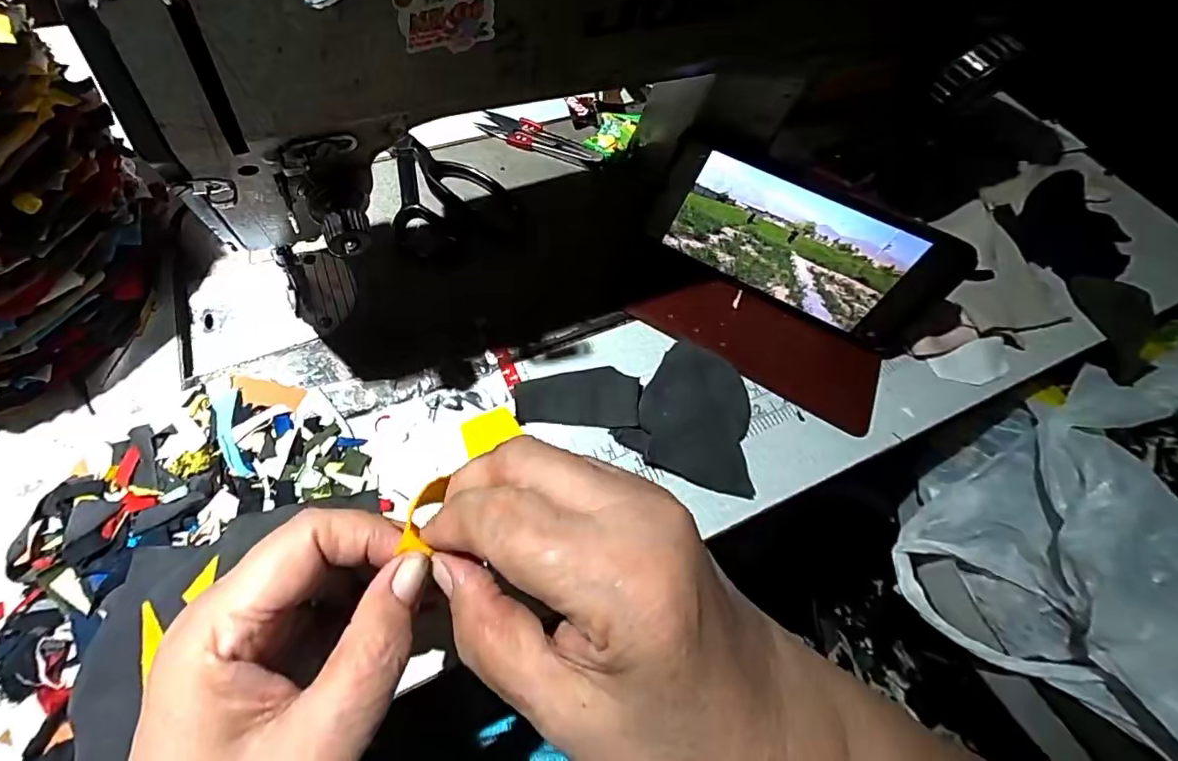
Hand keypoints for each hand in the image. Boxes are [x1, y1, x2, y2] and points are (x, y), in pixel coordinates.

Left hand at [129, 509, 429, 760]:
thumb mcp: (317, 739)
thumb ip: (372, 649)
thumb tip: (417, 568)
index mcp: (216, 624)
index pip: (308, 534)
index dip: (372, 534)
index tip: (423, 557)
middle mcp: (226, 614)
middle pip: (319, 548)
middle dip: (382, 556)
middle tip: (436, 575)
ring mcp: (248, 633)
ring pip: (329, 574)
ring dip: (381, 579)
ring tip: (429, 597)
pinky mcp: (270, 652)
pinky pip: (327, 608)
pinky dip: (370, 608)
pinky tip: (406, 619)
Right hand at [416, 437, 810, 759]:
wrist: (754, 705)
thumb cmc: (677, 726)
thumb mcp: (566, 712)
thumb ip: (491, 637)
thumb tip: (446, 572)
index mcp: (620, 573)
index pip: (503, 515)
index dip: (448, 528)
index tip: (423, 553)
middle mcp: (638, 512)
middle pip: (519, 458)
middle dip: (466, 489)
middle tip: (442, 541)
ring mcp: (648, 495)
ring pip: (543, 453)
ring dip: (497, 485)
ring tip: (476, 542)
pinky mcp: (648, 494)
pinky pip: (570, 468)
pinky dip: (530, 489)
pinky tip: (519, 534)